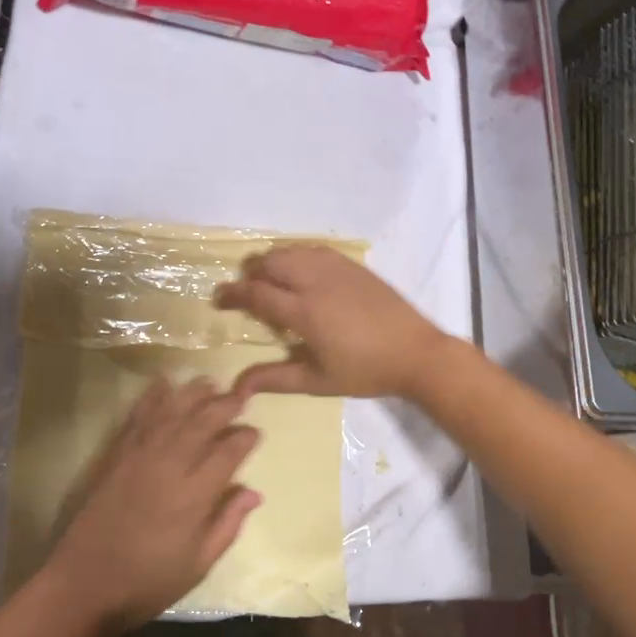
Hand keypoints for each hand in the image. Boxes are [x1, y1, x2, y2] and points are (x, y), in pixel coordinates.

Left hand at [43, 378, 262, 629]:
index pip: (227, 454)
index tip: (255, 433)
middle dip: (225, 405)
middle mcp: (169, 467)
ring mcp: (139, 457)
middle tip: (240, 396)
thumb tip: (254, 492)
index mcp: (193, 497)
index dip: (245, 439)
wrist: (84, 586)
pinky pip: (137, 418)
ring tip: (209, 382)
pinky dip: (151, 397)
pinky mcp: (115, 456)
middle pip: (202, 423)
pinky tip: (163, 382)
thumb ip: (227, 524)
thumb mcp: (198, 565)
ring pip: (171, 413)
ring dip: (192, 394)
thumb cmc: (147, 583)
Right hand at [214, 245, 455, 399]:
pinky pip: (314, 249)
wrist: (416, 352)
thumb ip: (275, 378)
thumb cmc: (365, 371)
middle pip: (270, 262)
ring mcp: (336, 268)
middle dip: (251, 273)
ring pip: (291, 251)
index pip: (257, 293)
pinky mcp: (353, 265)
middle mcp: (316, 282)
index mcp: (305, 312)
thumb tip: (238, 387)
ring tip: (271, 281)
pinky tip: (300, 273)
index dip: (233, 294)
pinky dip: (297, 256)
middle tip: (245, 290)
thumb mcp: (318, 381)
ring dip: (273, 262)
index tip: (219, 299)